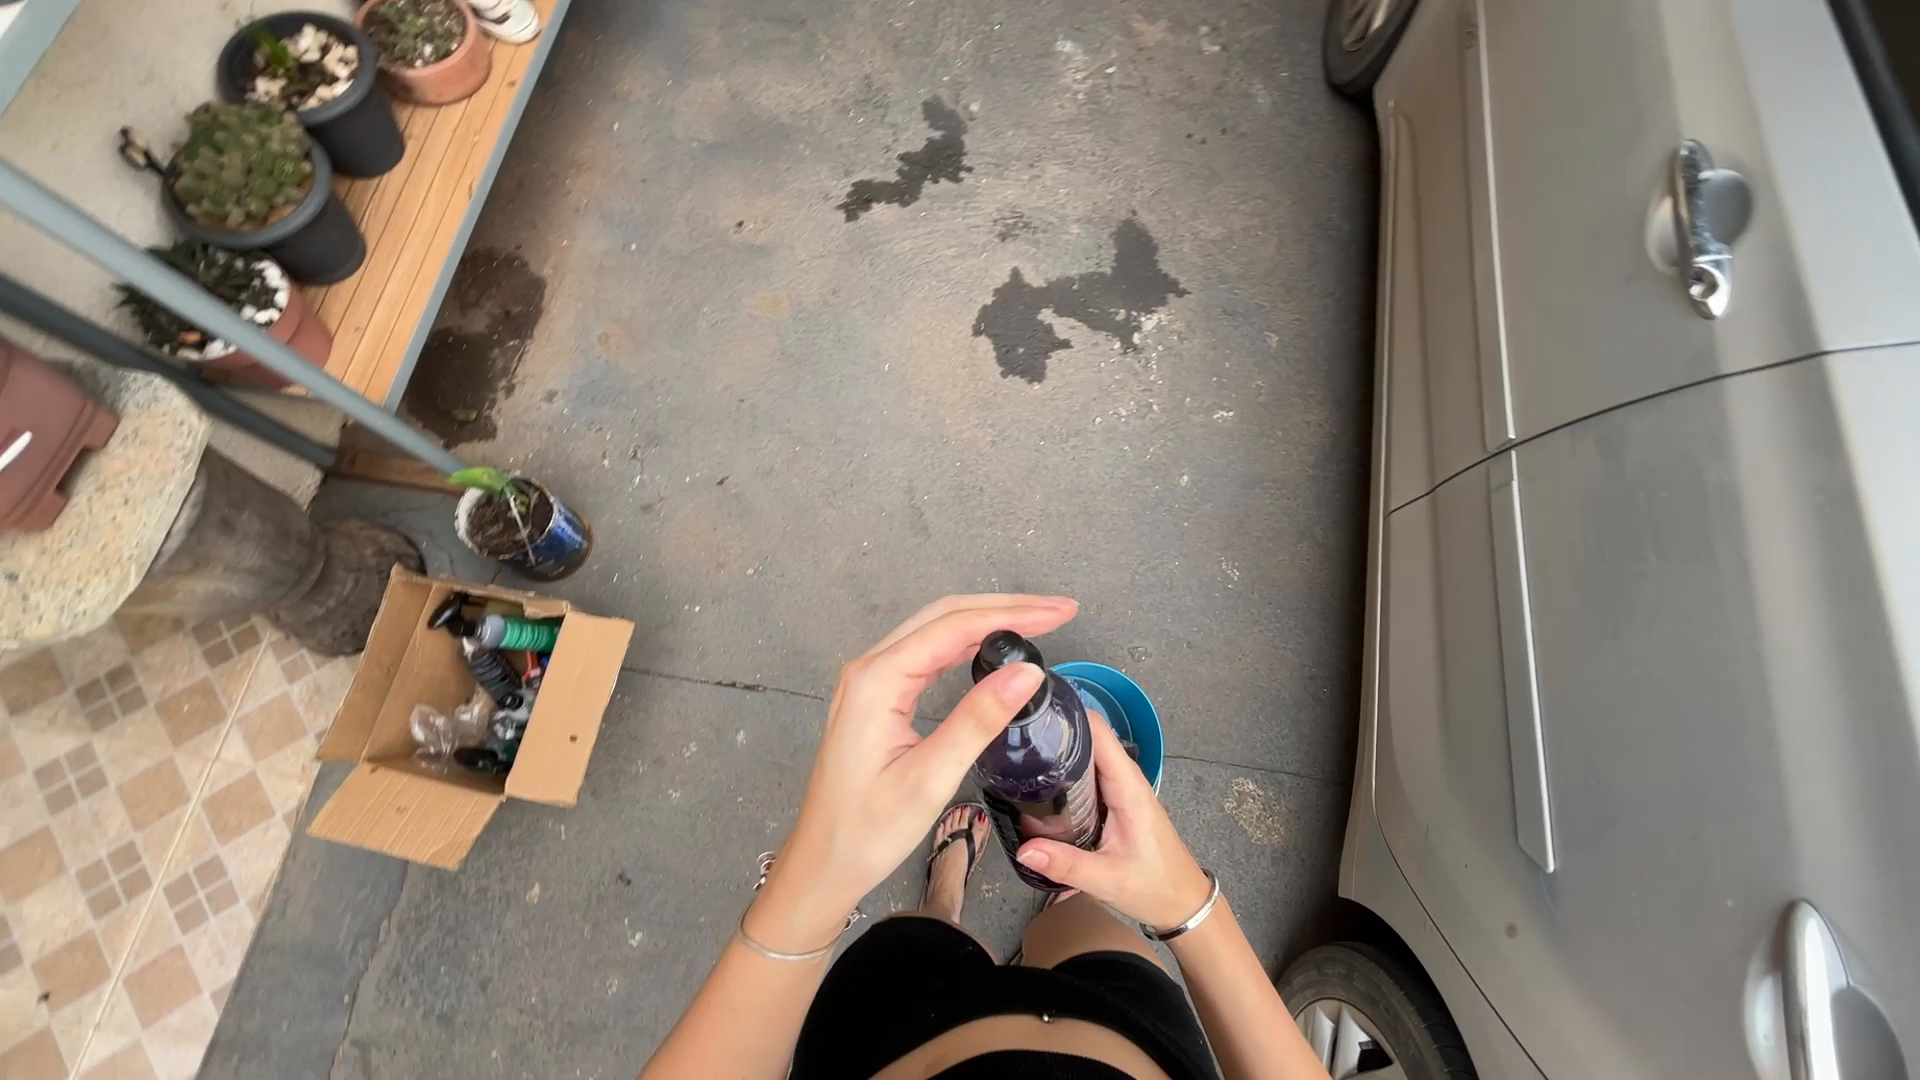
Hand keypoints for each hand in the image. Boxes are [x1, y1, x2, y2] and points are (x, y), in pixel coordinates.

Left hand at [749, 595, 1077, 950]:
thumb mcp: (930, 778)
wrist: (823, 863)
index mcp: (877, 680)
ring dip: (986, 620)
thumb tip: (1029, 672)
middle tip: (1057, 610)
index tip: (1059, 612)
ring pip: (935, 631)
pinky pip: (926, 653)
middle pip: (944, 616)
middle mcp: (870, 668)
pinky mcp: (877, 695)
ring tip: (1037, 621)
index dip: (1012, 615)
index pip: (953, 627)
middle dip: (1004, 608)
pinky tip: (992, 647)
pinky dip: (965, 643)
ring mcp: (871, 680)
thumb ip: (978, 720)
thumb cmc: (869, 830)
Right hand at [1014, 713, 1211, 930]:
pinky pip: (1087, 773)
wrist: (1183, 905)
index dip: (1069, 714)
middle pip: (1088, 736)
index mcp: (1127, 786)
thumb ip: (1065, 865)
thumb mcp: (1107, 879)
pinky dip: (1065, 769)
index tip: (1033, 710)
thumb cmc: (1154, 887)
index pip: (1099, 731)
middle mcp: (1124, 778)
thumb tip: (1022, 850)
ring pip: (1087, 754)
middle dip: (1054, 729)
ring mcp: (1119, 788)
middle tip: (1013, 732)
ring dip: (1058, 748)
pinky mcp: (1114, 800)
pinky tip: (1037, 776)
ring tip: (1017, 747)